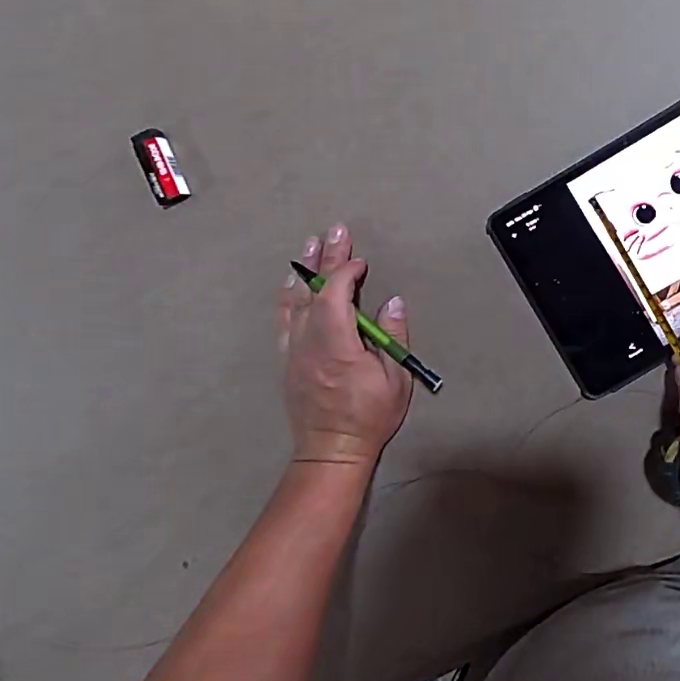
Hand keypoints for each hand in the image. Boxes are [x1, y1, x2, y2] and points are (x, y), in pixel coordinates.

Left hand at [277, 224, 412, 467]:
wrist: (332, 449)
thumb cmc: (370, 415)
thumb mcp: (396, 378)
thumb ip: (394, 337)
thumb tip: (393, 303)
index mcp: (337, 347)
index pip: (335, 297)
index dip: (345, 273)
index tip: (361, 262)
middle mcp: (309, 344)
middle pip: (313, 292)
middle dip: (326, 259)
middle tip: (335, 231)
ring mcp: (294, 351)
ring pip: (293, 302)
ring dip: (303, 271)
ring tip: (310, 246)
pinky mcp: (288, 360)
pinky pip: (284, 320)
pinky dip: (288, 297)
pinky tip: (291, 284)